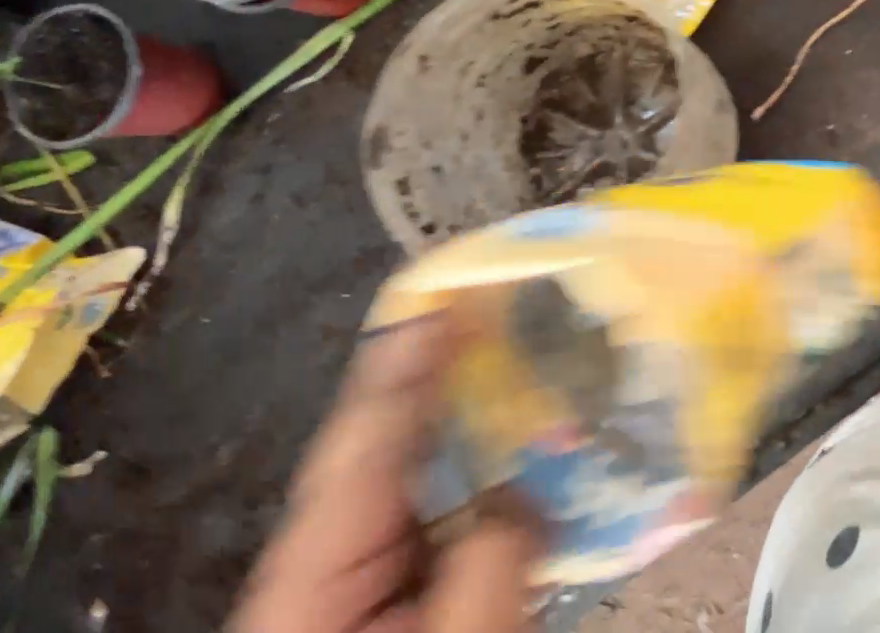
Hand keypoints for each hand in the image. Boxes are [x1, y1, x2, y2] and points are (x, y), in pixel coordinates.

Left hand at [229, 319, 536, 632]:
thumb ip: (494, 566)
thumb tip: (528, 484)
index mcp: (325, 566)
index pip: (368, 442)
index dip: (407, 363)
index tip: (447, 296)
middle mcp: (345, 549)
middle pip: (403, 443)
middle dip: (458, 374)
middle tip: (516, 310)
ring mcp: (382, 567)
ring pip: (439, 474)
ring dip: (491, 420)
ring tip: (543, 359)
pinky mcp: (419, 583)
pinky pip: (467, 512)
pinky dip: (510, 475)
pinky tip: (554, 450)